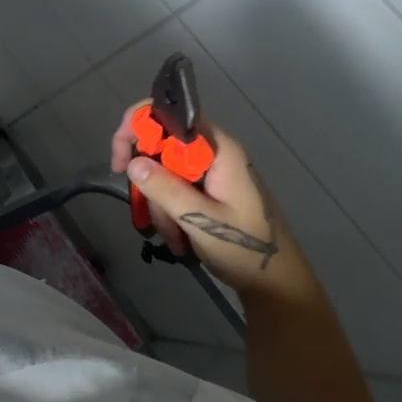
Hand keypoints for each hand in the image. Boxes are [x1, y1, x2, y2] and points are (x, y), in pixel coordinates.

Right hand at [112, 111, 311, 299]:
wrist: (279, 286)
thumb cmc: (246, 250)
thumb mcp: (201, 221)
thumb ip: (166, 190)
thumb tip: (133, 163)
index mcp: (218, 148)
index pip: (168, 115)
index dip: (137, 128)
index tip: (122, 162)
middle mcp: (214, 152)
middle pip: (160, 145)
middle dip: (148, 180)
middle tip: (144, 210)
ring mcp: (211, 171)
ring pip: (163, 170)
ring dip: (159, 203)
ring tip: (173, 236)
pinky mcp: (209, 189)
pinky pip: (175, 187)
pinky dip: (169, 210)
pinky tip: (178, 236)